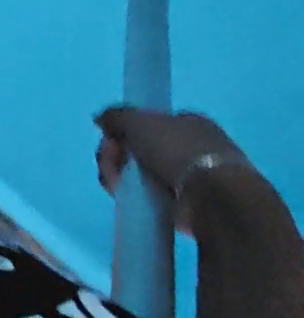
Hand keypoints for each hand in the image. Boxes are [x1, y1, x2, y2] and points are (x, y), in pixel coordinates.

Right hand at [95, 106, 250, 232]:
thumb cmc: (177, 149)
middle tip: (112, 156)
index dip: (125, 127)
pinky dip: (130, 192)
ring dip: (117, 172)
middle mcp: (191, 147)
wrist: (214, 198)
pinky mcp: (182, 201)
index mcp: (191, 123)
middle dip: (116, 152)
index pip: (149, 121)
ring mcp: (188, 176)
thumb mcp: (135, 120)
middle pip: (137, 146)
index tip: (112, 134)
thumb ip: (114, 115)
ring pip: (135, 170)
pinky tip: (125, 193)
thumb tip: (103, 121)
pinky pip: (143, 192)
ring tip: (117, 179)